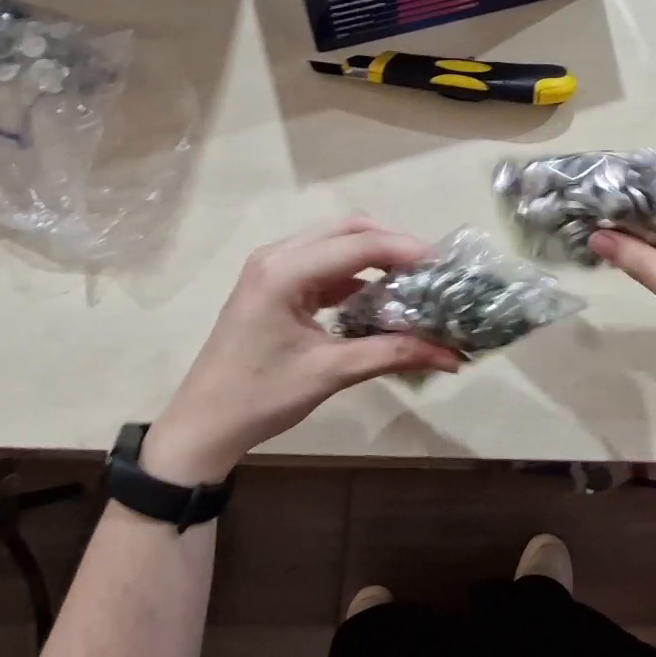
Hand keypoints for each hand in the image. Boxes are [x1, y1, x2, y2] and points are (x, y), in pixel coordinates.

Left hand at [142, 217, 460, 483]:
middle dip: (394, 244)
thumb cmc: (261, 397)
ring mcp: (273, 266)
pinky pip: (324, 262)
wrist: (203, 426)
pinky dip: (355, 272)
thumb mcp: (331, 373)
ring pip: (337, 242)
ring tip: (413, 280)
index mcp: (285, 271)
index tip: (444, 266)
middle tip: (432, 270)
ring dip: (376, 255)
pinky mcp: (274, 283)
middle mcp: (278, 256)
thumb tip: (452, 356)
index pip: (359, 245)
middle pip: (349, 230)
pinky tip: (379, 295)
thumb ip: (393, 354)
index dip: (406, 250)